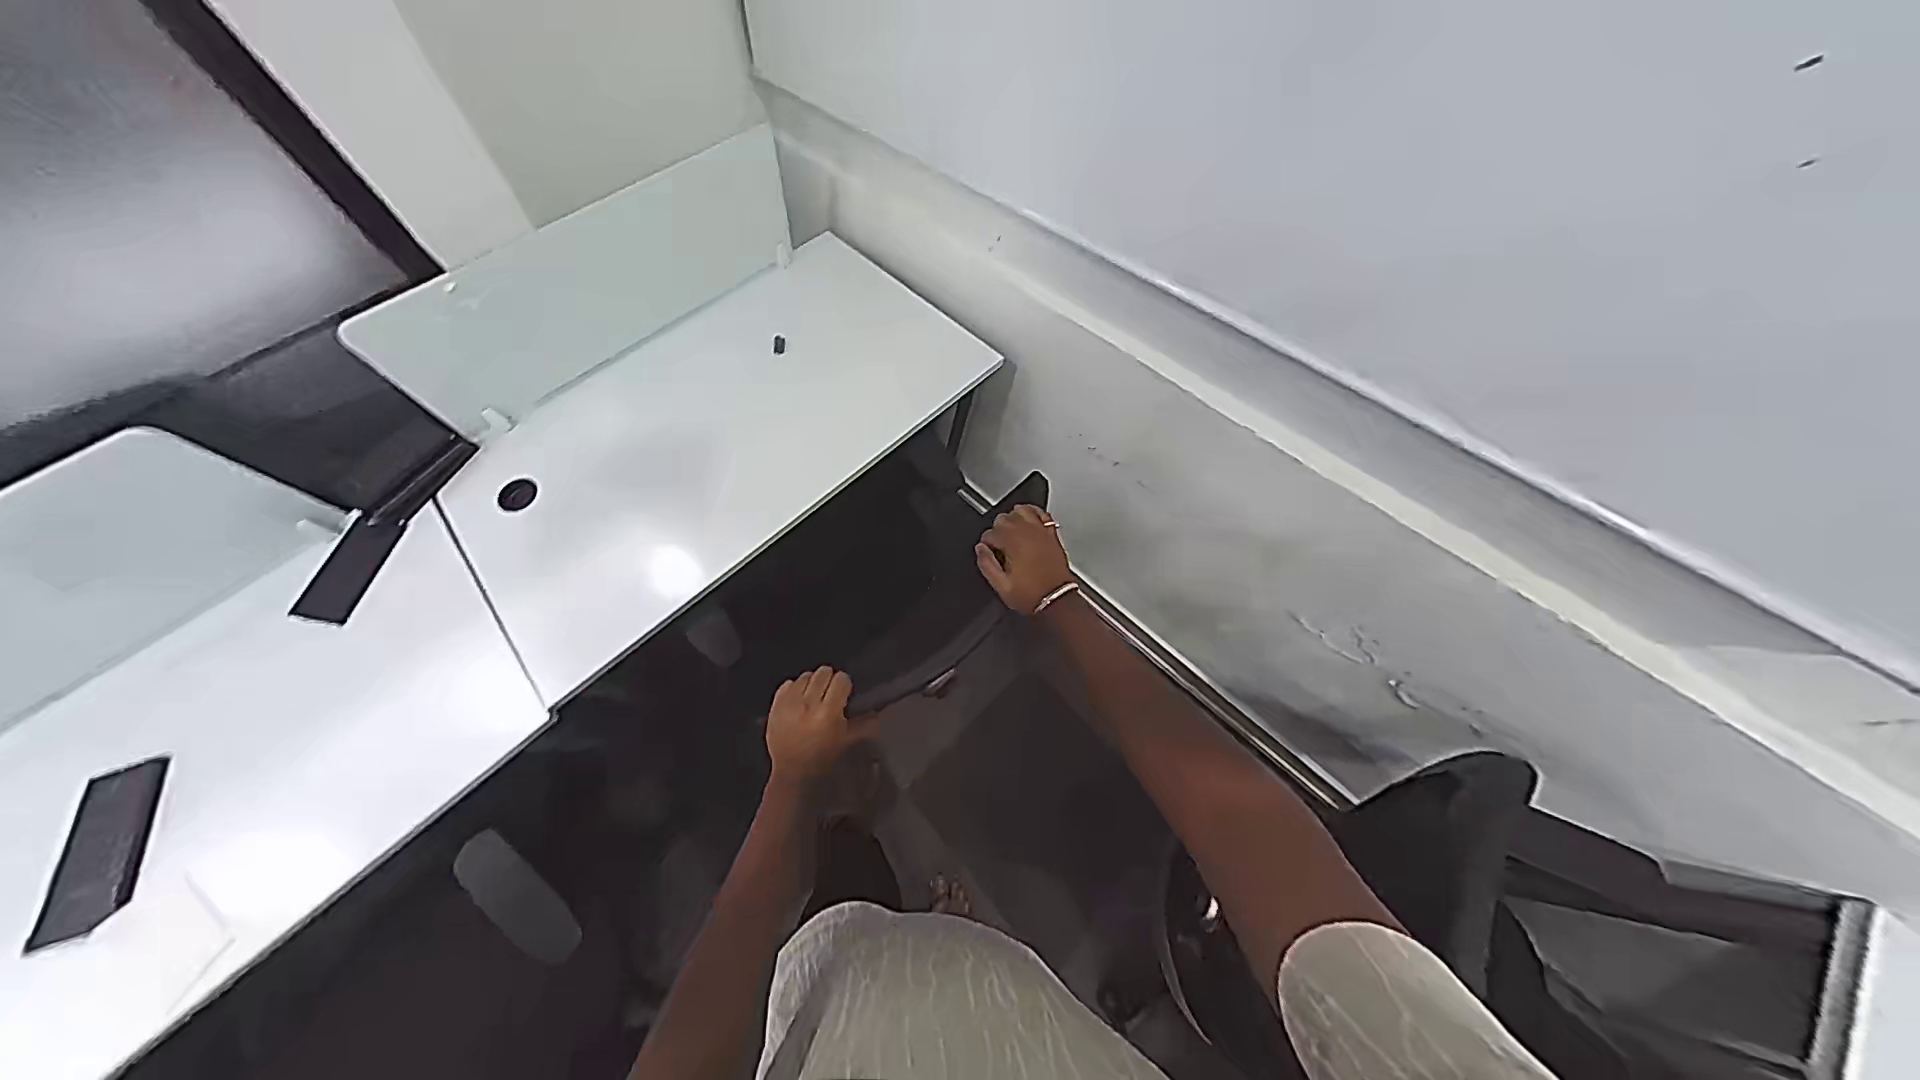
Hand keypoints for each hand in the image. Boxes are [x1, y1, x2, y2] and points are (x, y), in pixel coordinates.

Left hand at [765, 666, 876, 785]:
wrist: (792, 770)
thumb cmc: (822, 757)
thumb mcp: (846, 742)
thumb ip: (864, 726)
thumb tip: (878, 715)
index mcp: (828, 712)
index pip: (841, 679)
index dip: (844, 685)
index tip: (844, 693)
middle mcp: (809, 703)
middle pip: (823, 673)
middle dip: (828, 681)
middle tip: (829, 694)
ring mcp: (790, 703)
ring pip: (805, 676)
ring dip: (811, 683)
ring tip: (813, 697)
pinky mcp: (775, 705)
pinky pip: (788, 684)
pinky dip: (794, 689)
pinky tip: (798, 700)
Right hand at [976, 505, 1072, 614]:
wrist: (1056, 599)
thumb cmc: (1032, 594)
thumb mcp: (1001, 585)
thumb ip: (986, 564)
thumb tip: (980, 549)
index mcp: (1013, 543)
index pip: (991, 533)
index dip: (986, 543)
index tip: (988, 552)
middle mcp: (1027, 533)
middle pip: (1004, 518)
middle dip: (997, 530)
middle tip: (997, 546)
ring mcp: (1041, 531)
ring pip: (1022, 510)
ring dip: (1013, 518)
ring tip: (1009, 530)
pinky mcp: (1051, 534)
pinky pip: (1041, 513)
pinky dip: (1032, 512)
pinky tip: (1028, 519)